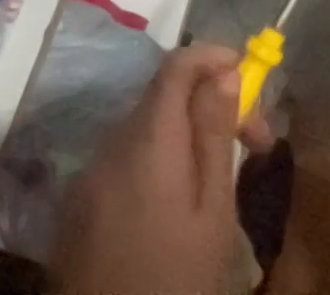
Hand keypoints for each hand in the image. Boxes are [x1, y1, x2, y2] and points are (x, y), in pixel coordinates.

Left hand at [53, 45, 272, 293]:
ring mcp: (86, 179)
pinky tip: (175, 199)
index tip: (248, 75)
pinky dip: (154, 160)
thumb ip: (214, 136)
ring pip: (142, 129)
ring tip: (218, 177)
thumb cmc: (177, 281)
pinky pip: (121, 160)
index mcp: (146, 146)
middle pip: (161, 98)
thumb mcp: (213, 214)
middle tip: (253, 142)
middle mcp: (108, 150)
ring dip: (183, 134)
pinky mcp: (75, 207)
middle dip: (209, 104)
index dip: (212, 56)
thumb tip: (224, 73)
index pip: (175, 66)